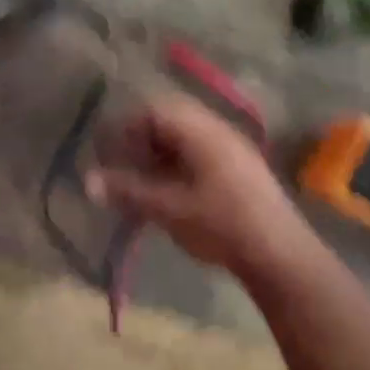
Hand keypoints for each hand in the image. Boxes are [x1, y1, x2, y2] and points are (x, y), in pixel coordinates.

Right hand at [85, 95, 306, 273]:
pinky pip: (198, 153)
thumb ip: (125, 190)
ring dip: (157, 154)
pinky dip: (175, 165)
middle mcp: (220, 134)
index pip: (154, 110)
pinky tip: (168, 192)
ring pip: (183, 138)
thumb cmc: (221, 225)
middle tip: (124, 167)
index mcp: (203, 134)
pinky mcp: (240, 172)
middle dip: (140, 141)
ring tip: (143, 182)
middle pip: (169, 120)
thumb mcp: (166, 208)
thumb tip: (86, 180)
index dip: (126, 128)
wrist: (283, 259)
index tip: (113, 156)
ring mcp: (234, 152)